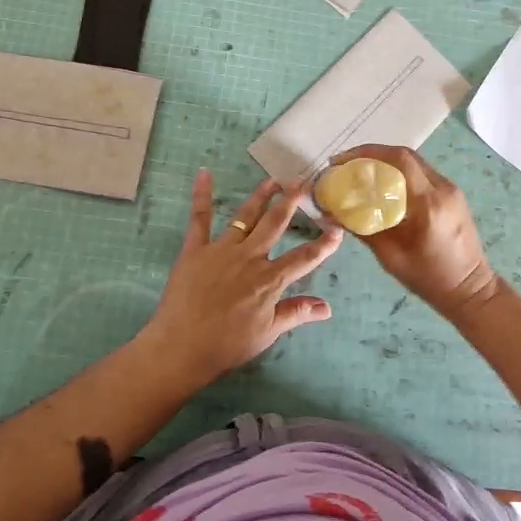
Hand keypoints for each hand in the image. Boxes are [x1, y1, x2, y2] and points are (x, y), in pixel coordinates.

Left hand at [137, 171, 344, 385]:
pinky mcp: (196, 249)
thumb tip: (327, 307)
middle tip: (302, 180)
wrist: (182, 347)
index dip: (323, 244)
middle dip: (291, 201)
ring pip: (246, 215)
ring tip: (273, 179)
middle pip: (275, 223)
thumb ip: (296, 313)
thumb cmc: (227, 344)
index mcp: (270, 279)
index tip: (338, 228)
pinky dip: (201, 195)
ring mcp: (222, 250)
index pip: (304, 258)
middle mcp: (250, 257)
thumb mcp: (267, 333)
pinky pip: (200, 218)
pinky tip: (204, 174)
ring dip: (261, 195)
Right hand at [330, 145, 499, 320]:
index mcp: (429, 203)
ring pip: (415, 162)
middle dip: (373, 155)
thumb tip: (332, 213)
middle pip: (406, 156)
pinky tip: (385, 186)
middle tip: (348, 165)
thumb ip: (362, 229)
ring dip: (387, 162)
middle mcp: (443, 188)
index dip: (368, 153)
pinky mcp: (454, 194)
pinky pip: (423, 174)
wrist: (471, 290)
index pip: (399, 160)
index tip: (343, 161)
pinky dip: (401, 173)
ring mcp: (452, 189)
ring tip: (362, 174)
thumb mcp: (390, 256)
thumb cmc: (430, 278)